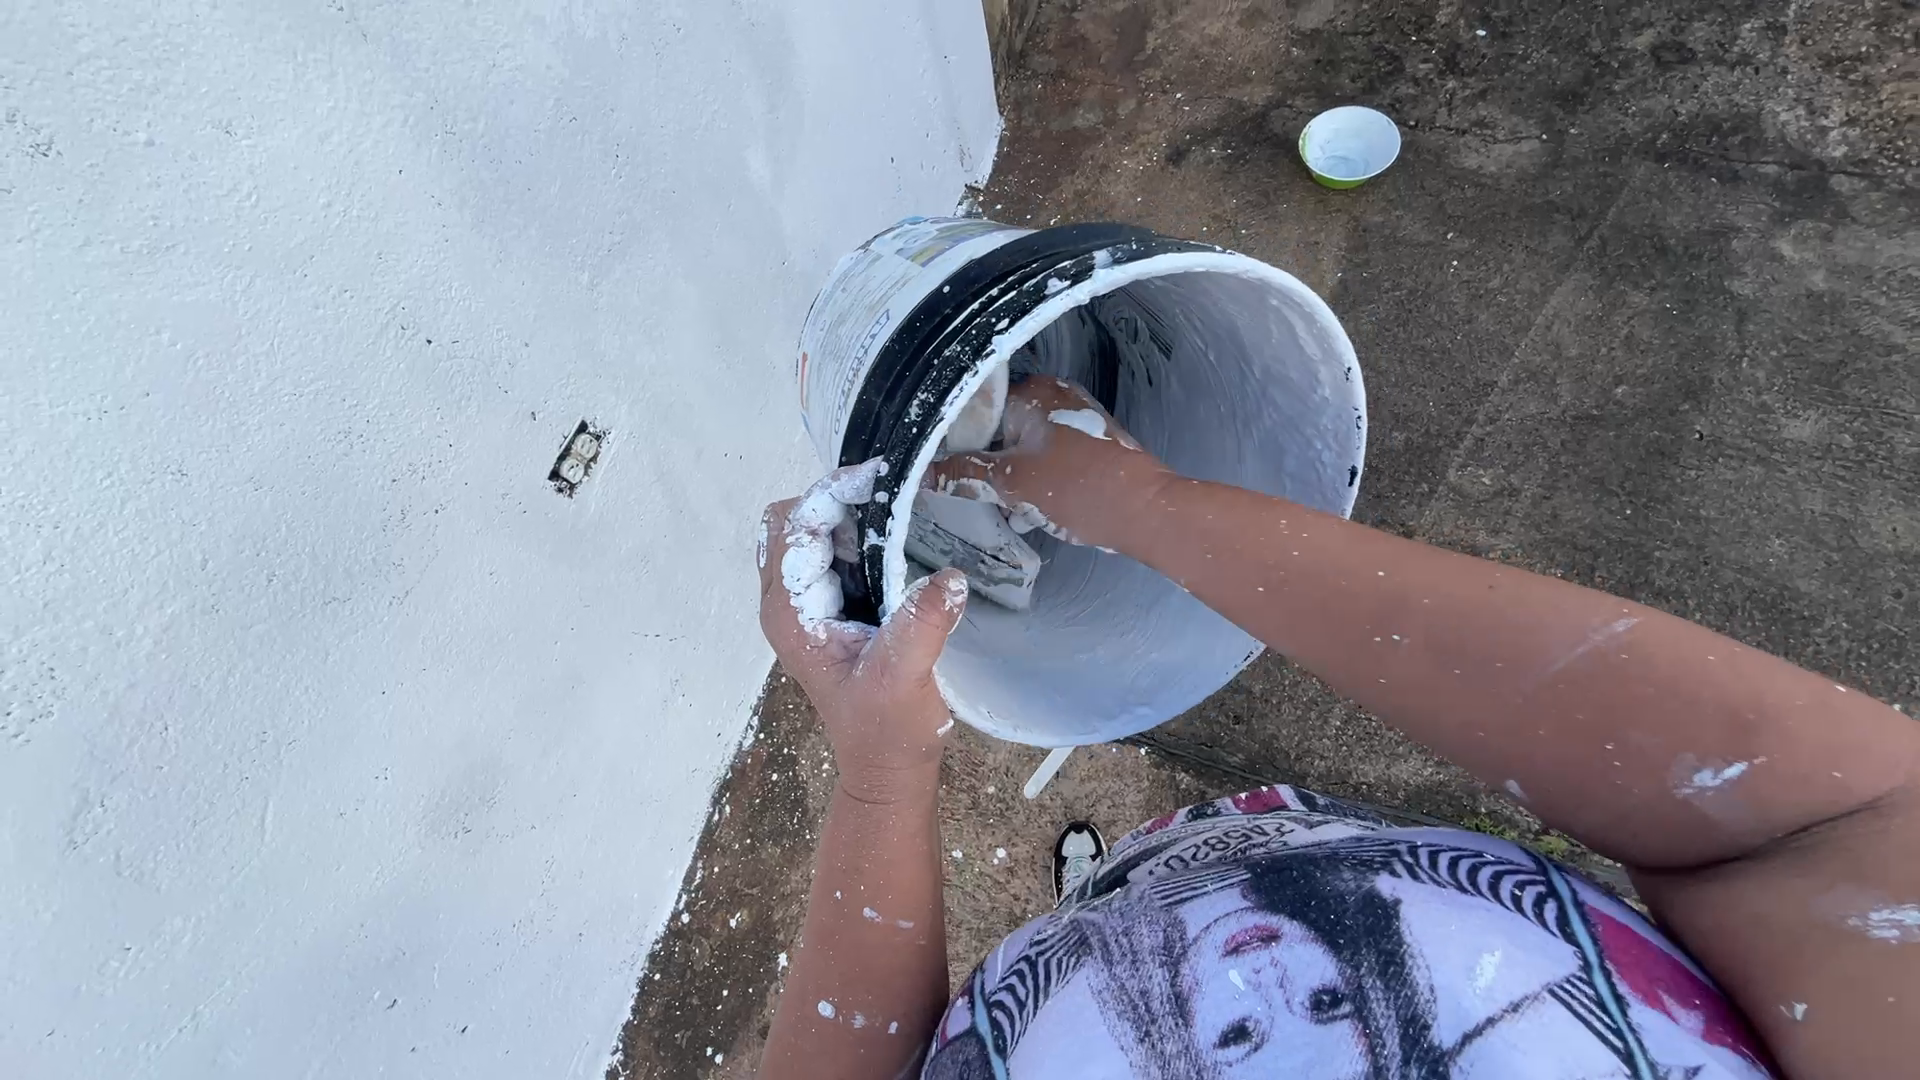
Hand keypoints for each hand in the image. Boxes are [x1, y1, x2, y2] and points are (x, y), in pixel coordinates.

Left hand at [758, 461, 968, 803]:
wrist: (887, 764)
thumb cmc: (889, 728)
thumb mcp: (905, 676)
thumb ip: (922, 626)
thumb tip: (952, 578)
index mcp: (790, 613)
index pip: (793, 527)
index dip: (830, 493)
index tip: (880, 477)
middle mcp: (785, 602)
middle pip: (790, 520)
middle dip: (834, 499)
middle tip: (889, 497)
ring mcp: (802, 604)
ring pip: (805, 530)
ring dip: (844, 513)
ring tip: (894, 512)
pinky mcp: (824, 607)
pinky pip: (826, 549)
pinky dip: (853, 532)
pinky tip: (892, 540)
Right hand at [923, 376, 1170, 549]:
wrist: (1145, 512)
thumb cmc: (1079, 490)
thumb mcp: (1012, 484)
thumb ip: (964, 475)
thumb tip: (923, 474)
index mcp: (1033, 392)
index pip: (977, 409)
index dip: (959, 442)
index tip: (951, 472)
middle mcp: (1056, 394)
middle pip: (1001, 427)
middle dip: (989, 463)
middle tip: (980, 494)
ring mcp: (1077, 416)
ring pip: (1025, 444)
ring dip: (1014, 475)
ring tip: (1011, 508)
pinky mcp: (1092, 441)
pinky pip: (1049, 454)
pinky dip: (1038, 477)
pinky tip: (1036, 508)